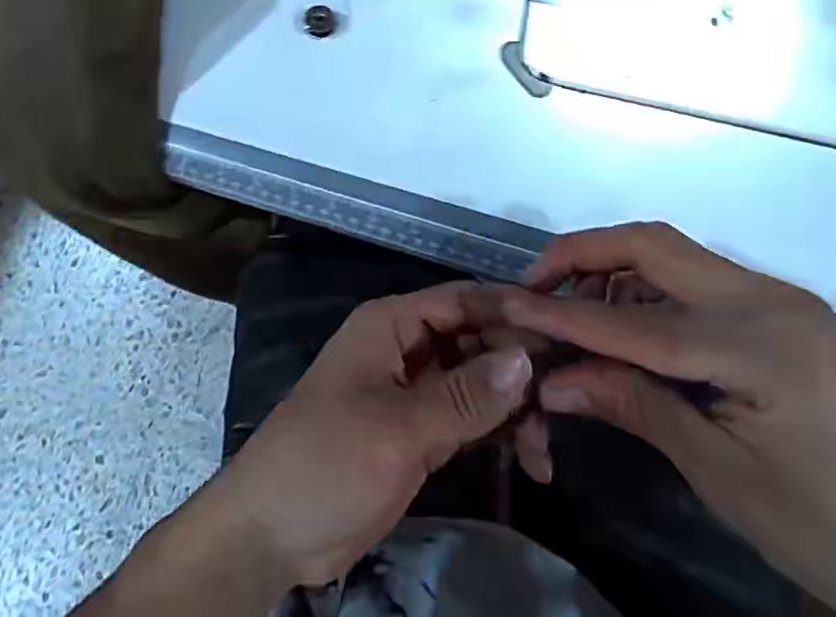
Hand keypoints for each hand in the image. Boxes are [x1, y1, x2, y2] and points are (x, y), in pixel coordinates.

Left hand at [78, 281, 533, 613]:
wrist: (271, 535)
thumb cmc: (326, 463)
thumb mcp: (398, 429)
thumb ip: (464, 395)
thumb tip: (526, 357)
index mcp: (390, 325)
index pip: (461, 300)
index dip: (510, 312)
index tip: (564, 334)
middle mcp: (404, 347)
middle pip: (475, 339)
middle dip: (517, 368)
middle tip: (563, 403)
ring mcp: (412, 390)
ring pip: (478, 381)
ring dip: (514, 407)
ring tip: (545, 449)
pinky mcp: (418, 430)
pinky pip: (469, 418)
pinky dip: (497, 433)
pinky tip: (530, 460)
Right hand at [499, 222, 835, 616]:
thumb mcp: (727, 478)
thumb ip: (638, 408)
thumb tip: (555, 382)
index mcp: (762, 345)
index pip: (635, 322)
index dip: (563, 316)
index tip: (507, 304)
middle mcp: (774, 300)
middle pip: (656, 246)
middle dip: (584, 254)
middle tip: (533, 283)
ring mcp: (787, 301)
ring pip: (679, 255)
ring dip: (617, 267)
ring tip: (571, 305)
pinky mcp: (792, 315)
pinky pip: (705, 279)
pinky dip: (654, 287)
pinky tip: (630, 320)